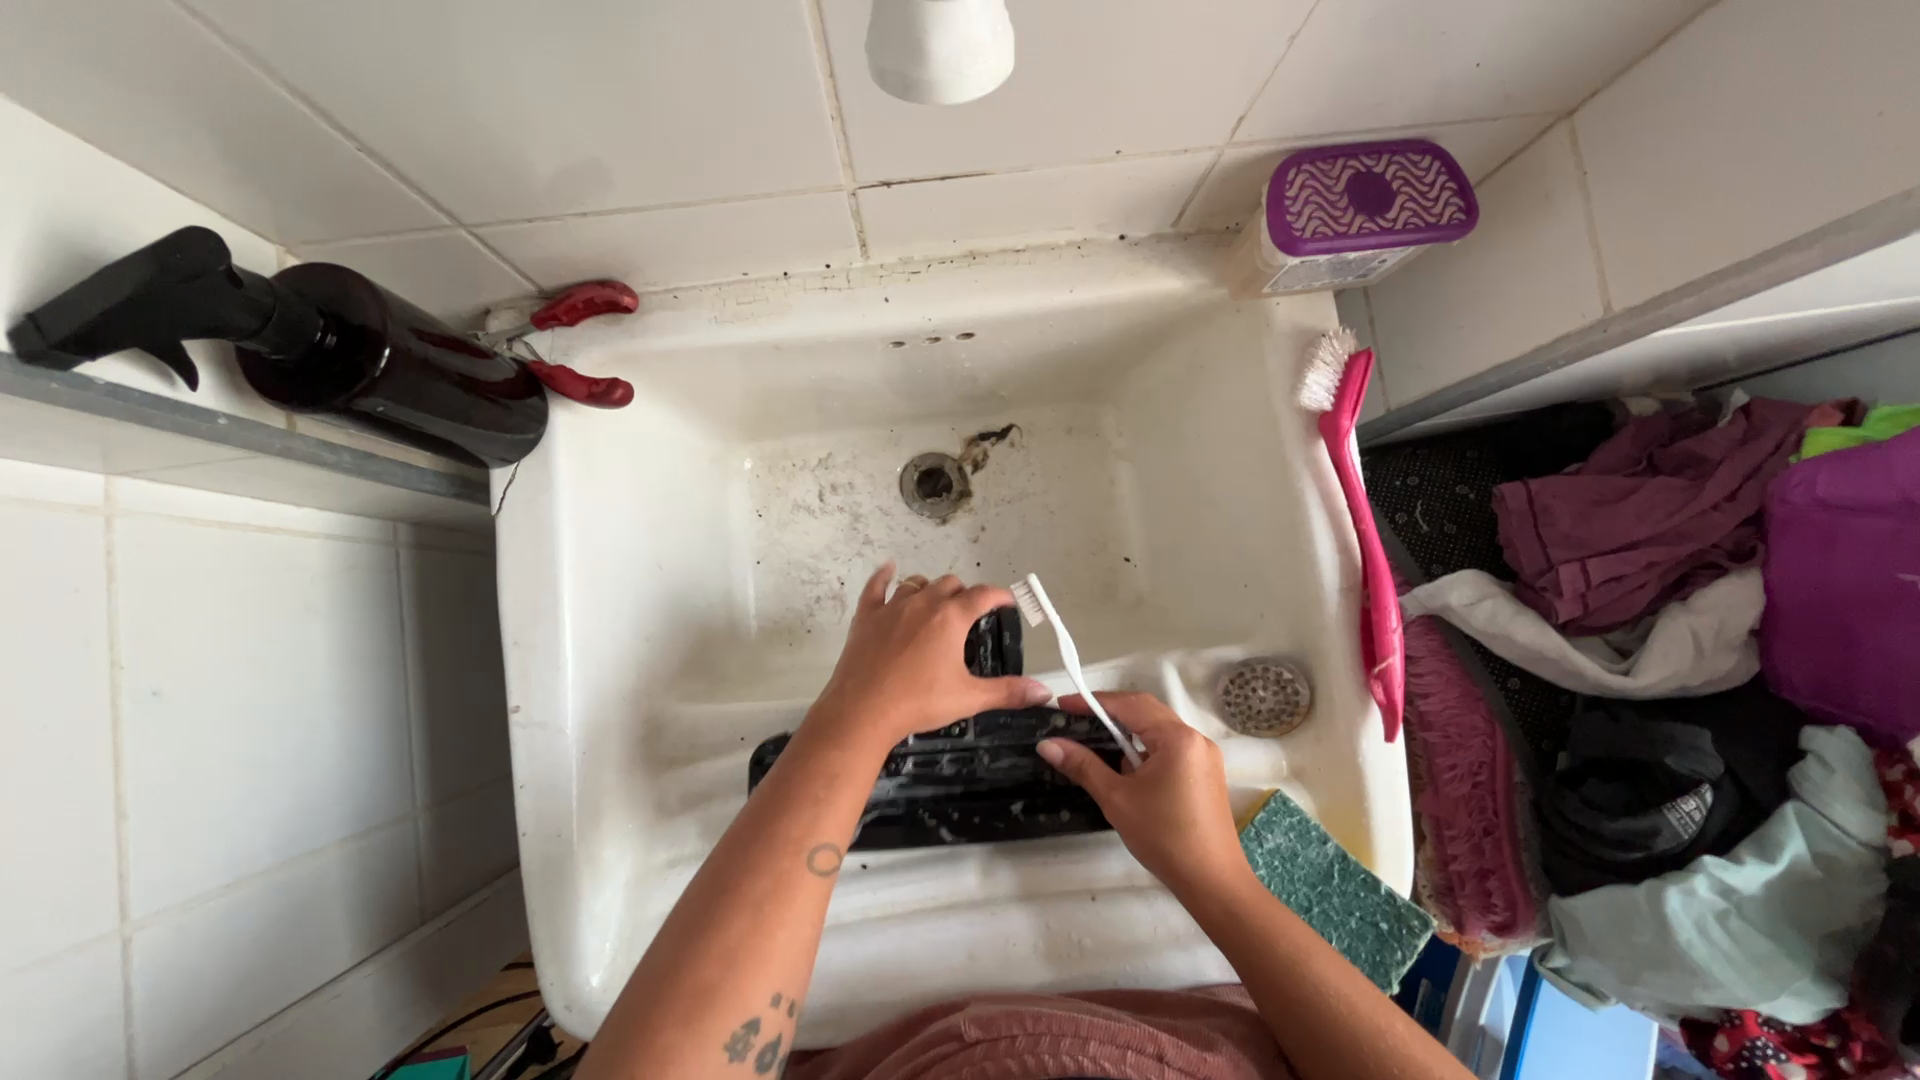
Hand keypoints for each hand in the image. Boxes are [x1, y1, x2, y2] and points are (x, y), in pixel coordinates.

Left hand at [805, 563, 1052, 750]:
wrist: (862, 711)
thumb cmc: (918, 702)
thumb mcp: (969, 698)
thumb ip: (1008, 692)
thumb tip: (1043, 692)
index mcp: (951, 618)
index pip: (983, 595)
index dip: (999, 595)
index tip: (1008, 602)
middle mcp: (923, 603)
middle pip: (950, 584)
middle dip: (964, 593)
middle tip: (970, 614)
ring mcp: (891, 607)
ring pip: (916, 583)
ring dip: (930, 588)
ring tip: (936, 602)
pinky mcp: (866, 617)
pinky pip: (875, 586)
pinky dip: (884, 576)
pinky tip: (889, 568)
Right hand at [1038, 692, 1252, 895]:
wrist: (1213, 882)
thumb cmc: (1163, 837)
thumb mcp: (1116, 799)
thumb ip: (1083, 765)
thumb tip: (1048, 744)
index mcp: (1177, 738)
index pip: (1129, 705)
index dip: (1094, 701)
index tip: (1063, 704)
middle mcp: (1195, 739)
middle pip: (1147, 712)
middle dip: (1111, 713)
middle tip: (1076, 719)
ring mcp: (1205, 756)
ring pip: (1159, 731)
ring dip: (1129, 734)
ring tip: (1098, 747)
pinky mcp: (1206, 774)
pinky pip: (1171, 748)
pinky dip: (1146, 750)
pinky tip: (1129, 771)